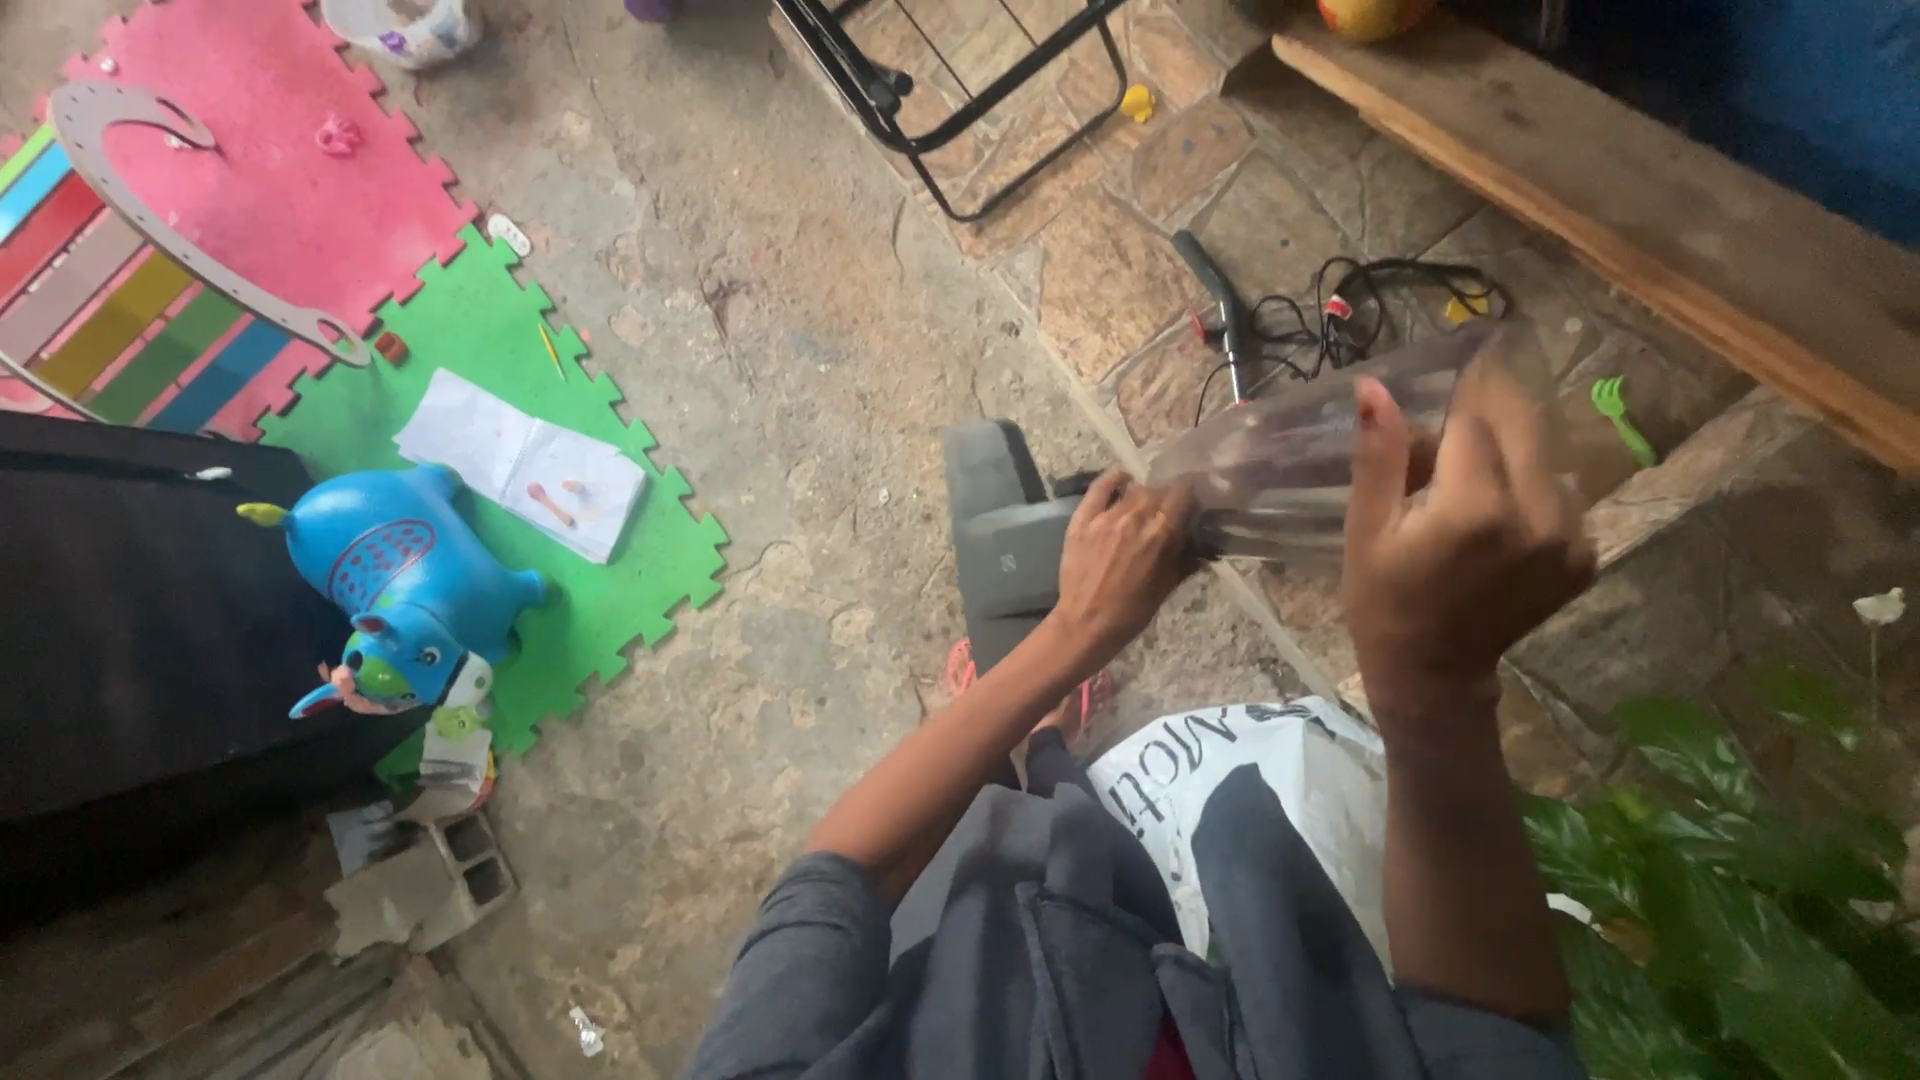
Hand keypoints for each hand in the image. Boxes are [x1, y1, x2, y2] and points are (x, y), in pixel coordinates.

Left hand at [1045, 468, 1196, 677]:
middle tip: (1166, 511)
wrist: (1087, 622)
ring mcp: (1106, 516)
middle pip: (1157, 490)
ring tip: (1144, 505)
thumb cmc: (1132, 610)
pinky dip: (1112, 479)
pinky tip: (1122, 478)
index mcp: (1161, 533)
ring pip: (1132, 490)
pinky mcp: (1082, 520)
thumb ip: (1186, 558)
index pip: (1183, 494)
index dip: (1189, 497)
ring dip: (1142, 494)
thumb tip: (1202, 542)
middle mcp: (1135, 517)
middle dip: (1166, 498)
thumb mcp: (1168, 585)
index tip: (1190, 505)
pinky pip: (1098, 489)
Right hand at [1342, 369, 1594, 727]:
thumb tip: (1374, 387)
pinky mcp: (1586, 554)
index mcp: (1475, 508)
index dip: (1447, 409)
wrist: (1433, 672)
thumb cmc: (1381, 598)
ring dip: (1508, 451)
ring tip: (1465, 481)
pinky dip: (1528, 487)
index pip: (1472, 421)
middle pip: (1523, 425)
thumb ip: (1380, 456)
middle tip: (1452, 423)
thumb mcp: (1366, 528)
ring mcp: (1571, 537)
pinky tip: (1494, 515)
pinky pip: (1561, 493)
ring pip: (1545, 455)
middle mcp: (1537, 515)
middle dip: (1487, 412)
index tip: (1429, 407)